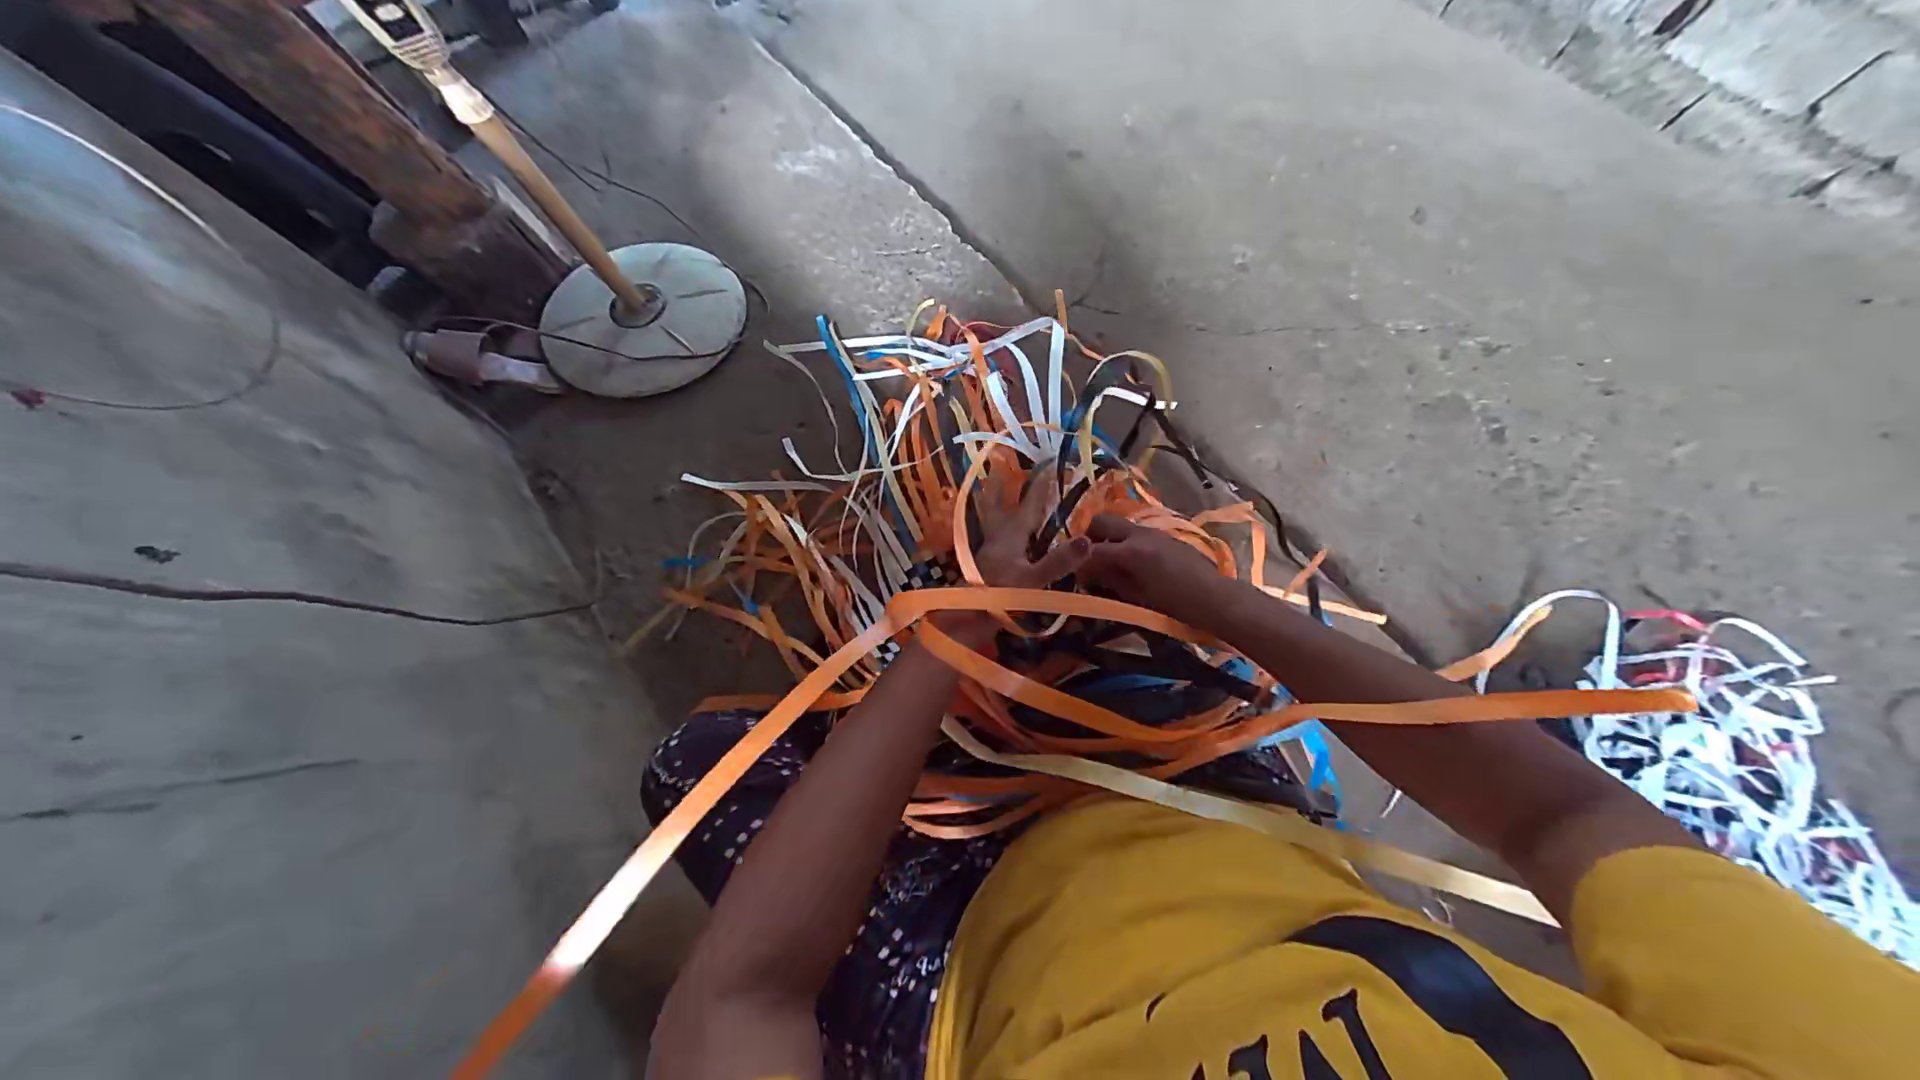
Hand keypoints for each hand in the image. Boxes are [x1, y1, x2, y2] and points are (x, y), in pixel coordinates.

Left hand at [933, 471, 1091, 648]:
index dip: (1044, 486)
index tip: (1053, 466)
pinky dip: (998, 524)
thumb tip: (1088, 539)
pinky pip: (994, 534)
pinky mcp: (984, 562)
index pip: (1031, 504)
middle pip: (1002, 504)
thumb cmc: (999, 596)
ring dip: (997, 501)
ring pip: (994, 517)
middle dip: (1006, 485)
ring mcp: (989, 548)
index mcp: (1012, 534)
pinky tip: (1001, 531)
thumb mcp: (1033, 581)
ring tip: (995, 486)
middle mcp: (998, 535)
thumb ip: (1059, 561)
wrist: (965, 619)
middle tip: (1003, 466)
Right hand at [1078, 513, 1238, 630]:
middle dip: (1090, 537)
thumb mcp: (1136, 597)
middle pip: (1102, 522)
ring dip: (1108, 538)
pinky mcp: (1163, 536)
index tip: (1076, 576)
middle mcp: (1139, 534)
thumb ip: (1109, 581)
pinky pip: (1135, 532)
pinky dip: (1124, 542)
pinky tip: (1130, 563)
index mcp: (1130, 552)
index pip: (1092, 550)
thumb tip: (1088, 575)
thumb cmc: (1174, 604)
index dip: (1079, 563)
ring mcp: (1153, 532)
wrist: (1214, 598)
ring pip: (1119, 525)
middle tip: (1089, 560)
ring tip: (1109, 563)